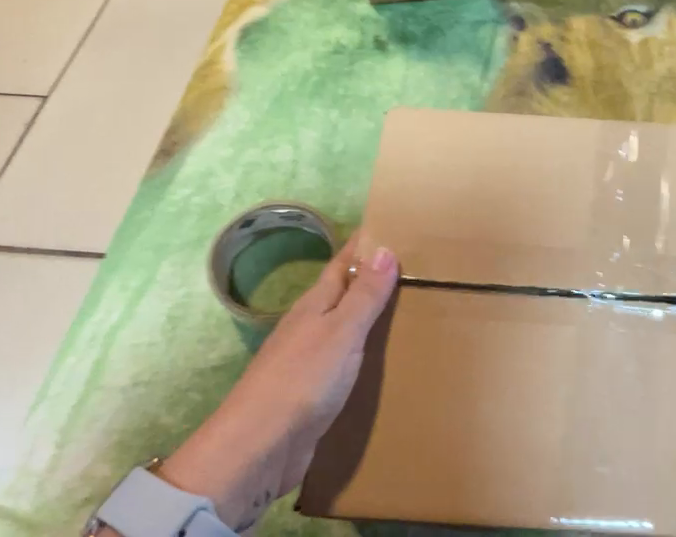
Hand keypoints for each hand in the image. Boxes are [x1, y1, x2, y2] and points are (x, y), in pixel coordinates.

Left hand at [157, 234, 398, 529]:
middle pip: (345, 294)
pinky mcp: (312, 395)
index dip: (367, 244)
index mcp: (316, 305)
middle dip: (375, 278)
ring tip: (412, 310)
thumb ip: (364, 295)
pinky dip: (366, 354)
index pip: (344, 262)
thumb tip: (384, 247)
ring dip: (372, 318)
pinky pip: (346, 363)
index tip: (396, 224)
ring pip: (345, 328)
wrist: (256, 450)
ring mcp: (308, 361)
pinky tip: (384, 362)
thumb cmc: (302, 381)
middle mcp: (310, 326)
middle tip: (419, 268)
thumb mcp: (341, 332)